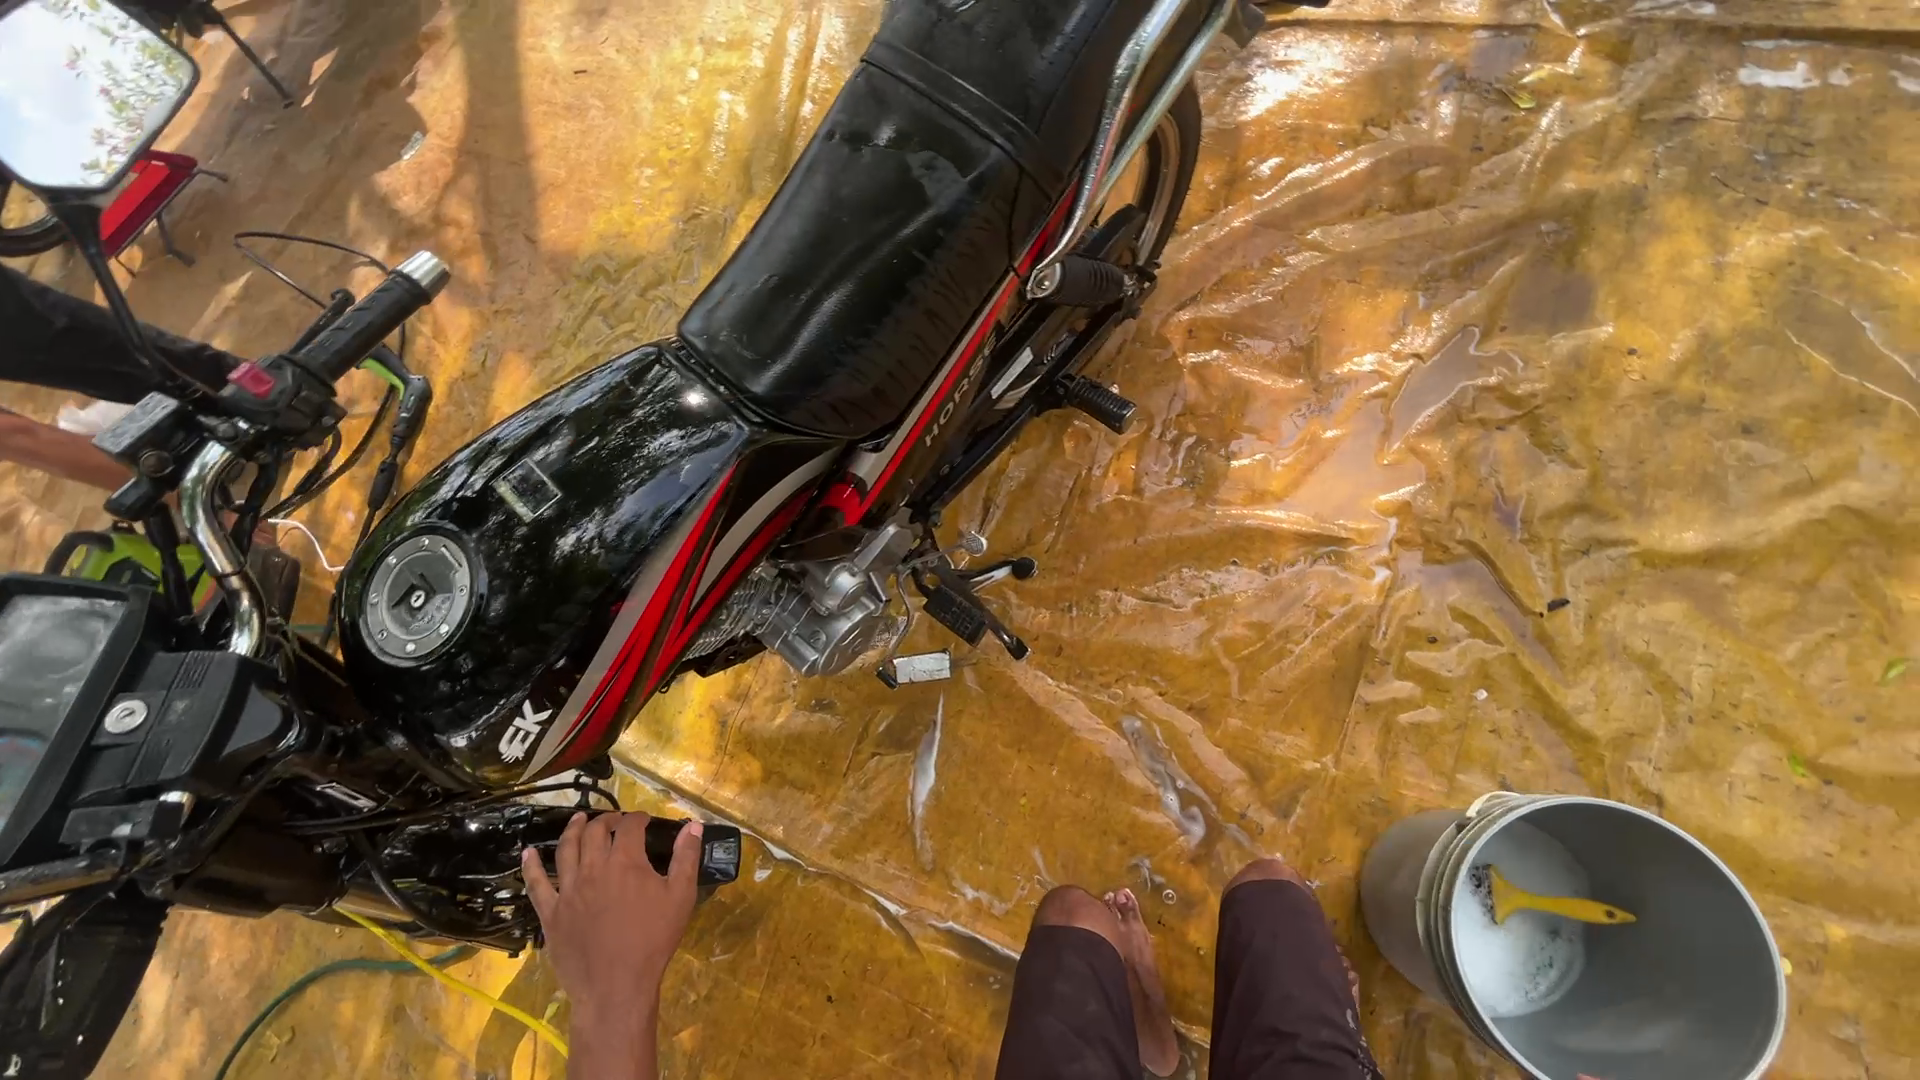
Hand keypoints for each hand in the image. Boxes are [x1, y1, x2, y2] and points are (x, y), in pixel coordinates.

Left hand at [522, 811, 701, 1079]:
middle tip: (615, 820)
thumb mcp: (681, 896)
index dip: (638, 817)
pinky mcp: (551, 913)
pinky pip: (537, 884)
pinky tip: (529, 853)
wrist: (616, 986)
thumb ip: (686, 857)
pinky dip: (531, 865)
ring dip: (573, 829)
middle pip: (594, 832)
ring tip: (578, 819)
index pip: (629, 826)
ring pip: (565, 849)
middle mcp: (593, 869)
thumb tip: (693, 825)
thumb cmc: (653, 940)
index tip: (645, 820)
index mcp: (625, 862)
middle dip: (606, 819)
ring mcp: (568, 891)